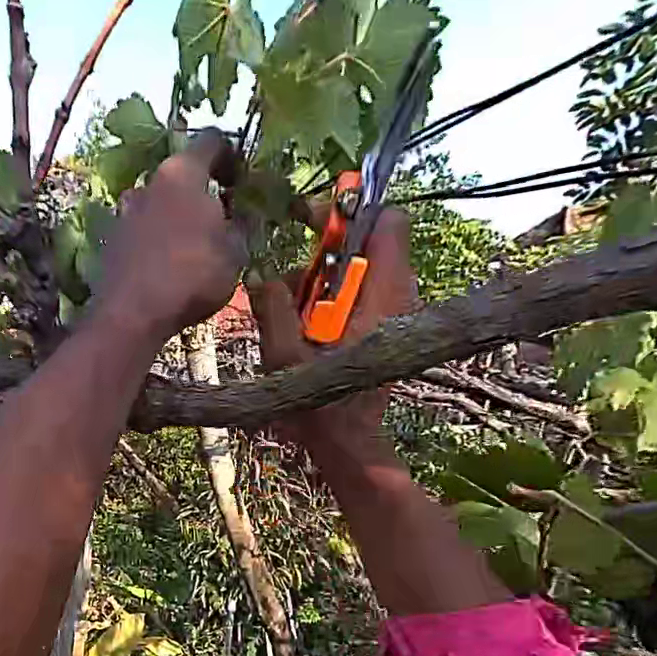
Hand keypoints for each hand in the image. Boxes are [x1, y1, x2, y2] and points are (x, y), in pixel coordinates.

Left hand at [90, 129, 246, 338]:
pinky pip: (140, 233)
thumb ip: (240, 226)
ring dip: (174, 218)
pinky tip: (165, 266)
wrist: (132, 316)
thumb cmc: (191, 276)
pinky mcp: (109, 243)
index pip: (212, 141)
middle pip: (180, 177)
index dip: (232, 157)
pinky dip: (154, 241)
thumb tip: (238, 216)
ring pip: (157, 206)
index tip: (241, 182)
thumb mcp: (235, 253)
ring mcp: (123, 214)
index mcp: (182, 173)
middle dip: (200, 192)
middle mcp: (147, 184)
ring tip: (190, 246)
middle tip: (218, 219)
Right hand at [251, 207, 417, 450]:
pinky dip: (326, 301)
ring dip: (319, 283)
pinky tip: (304, 330)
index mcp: (380, 296)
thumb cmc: (319, 403)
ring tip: (291, 316)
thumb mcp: (283, 354)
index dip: (346, 212)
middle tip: (290, 288)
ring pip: (356, 271)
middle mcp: (395, 296)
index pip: (385, 221)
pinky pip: (354, 294)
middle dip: (322, 257)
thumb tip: (260, 275)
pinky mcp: (382, 326)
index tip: (308, 224)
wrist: (346, 443)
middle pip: (364, 245)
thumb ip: (272, 306)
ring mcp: (392, 311)